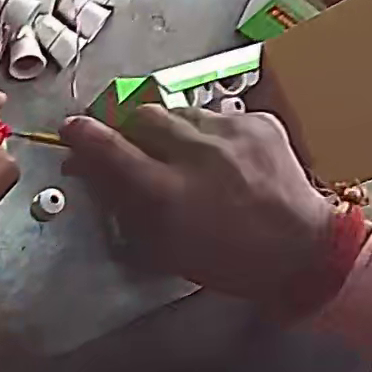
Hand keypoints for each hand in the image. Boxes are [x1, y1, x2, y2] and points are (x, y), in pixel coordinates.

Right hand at [61, 106, 340, 306]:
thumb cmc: (225, 260)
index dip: (84, 136)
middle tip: (130, 145)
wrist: (301, 250)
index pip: (112, 150)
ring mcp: (232, 131)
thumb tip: (88, 170)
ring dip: (167, 129)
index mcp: (170, 193)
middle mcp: (198, 153)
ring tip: (180, 155)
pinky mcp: (258, 121)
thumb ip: (122, 204)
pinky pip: (214, 114)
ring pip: (178, 111)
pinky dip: (205, 133)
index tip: (70, 128)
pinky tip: (218, 157)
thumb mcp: (163, 246)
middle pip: (142, 115)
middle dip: (127, 127)